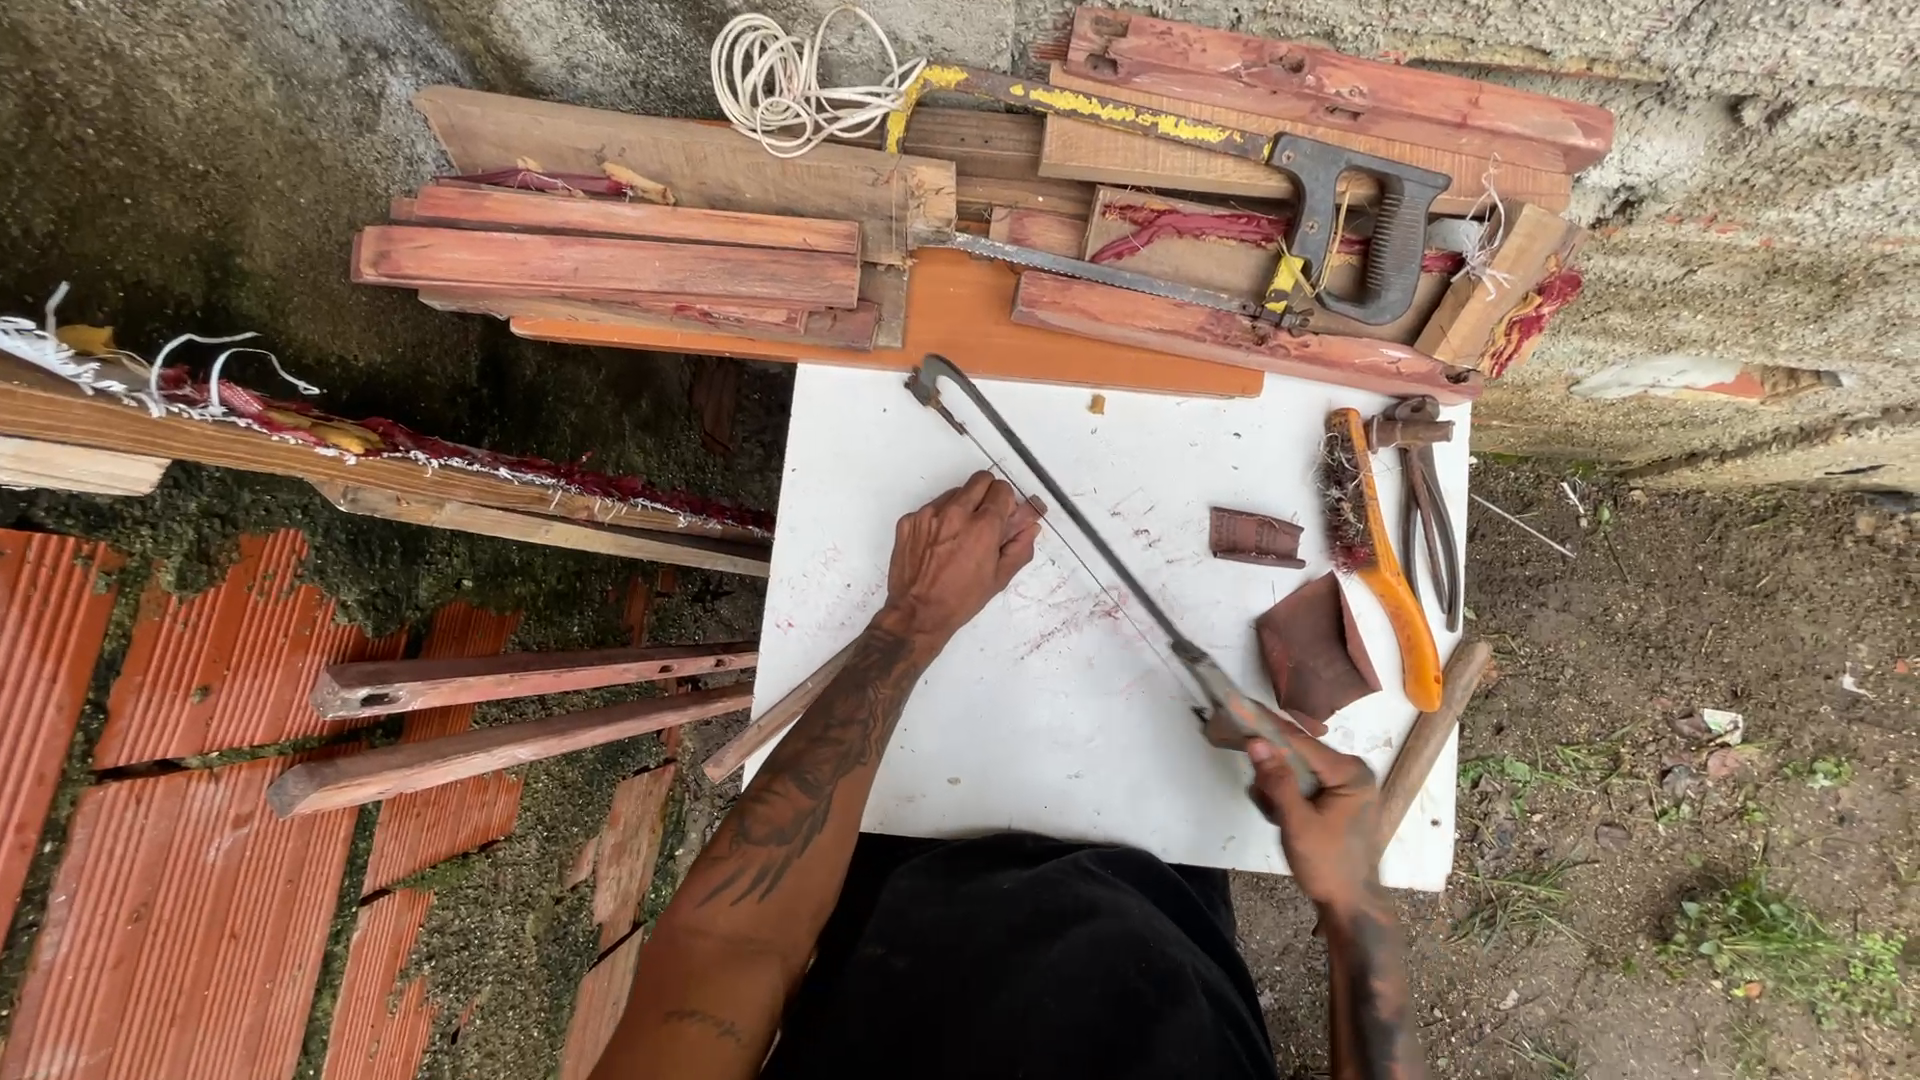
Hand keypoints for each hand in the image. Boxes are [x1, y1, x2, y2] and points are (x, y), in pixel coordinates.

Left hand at [874, 470, 1043, 649]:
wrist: (917, 613)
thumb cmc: (961, 600)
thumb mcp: (999, 577)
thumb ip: (1020, 547)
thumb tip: (1030, 526)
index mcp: (983, 527)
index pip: (1003, 490)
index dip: (1007, 503)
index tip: (1005, 516)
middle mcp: (955, 513)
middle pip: (981, 480)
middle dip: (988, 495)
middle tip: (986, 518)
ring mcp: (928, 515)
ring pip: (955, 492)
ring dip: (963, 505)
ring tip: (960, 536)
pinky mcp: (909, 521)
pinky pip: (931, 508)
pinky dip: (939, 519)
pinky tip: (939, 544)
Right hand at [1246, 729, 1381, 913]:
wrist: (1350, 906)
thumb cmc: (1327, 865)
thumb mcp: (1297, 823)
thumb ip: (1277, 780)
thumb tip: (1255, 742)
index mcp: (1349, 773)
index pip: (1299, 740)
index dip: (1266, 725)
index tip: (1237, 706)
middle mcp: (1351, 771)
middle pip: (1296, 753)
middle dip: (1272, 772)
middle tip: (1266, 799)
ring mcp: (1345, 784)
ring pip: (1294, 768)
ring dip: (1277, 788)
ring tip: (1278, 818)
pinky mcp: (1337, 796)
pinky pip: (1301, 782)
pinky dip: (1285, 796)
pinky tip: (1284, 818)